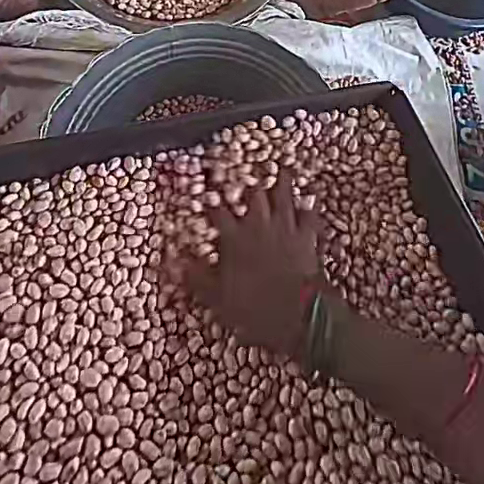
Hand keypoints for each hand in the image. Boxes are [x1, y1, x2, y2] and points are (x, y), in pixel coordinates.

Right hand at [183, 175, 321, 356]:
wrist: (297, 313)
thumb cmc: (254, 307)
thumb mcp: (217, 297)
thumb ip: (196, 277)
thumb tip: (174, 264)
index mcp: (234, 236)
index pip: (218, 212)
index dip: (211, 203)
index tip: (207, 197)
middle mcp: (258, 224)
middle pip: (253, 194)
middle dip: (249, 184)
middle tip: (246, 176)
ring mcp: (284, 227)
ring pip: (282, 196)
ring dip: (281, 183)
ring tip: (280, 170)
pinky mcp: (307, 236)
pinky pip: (309, 216)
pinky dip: (308, 208)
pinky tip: (309, 201)